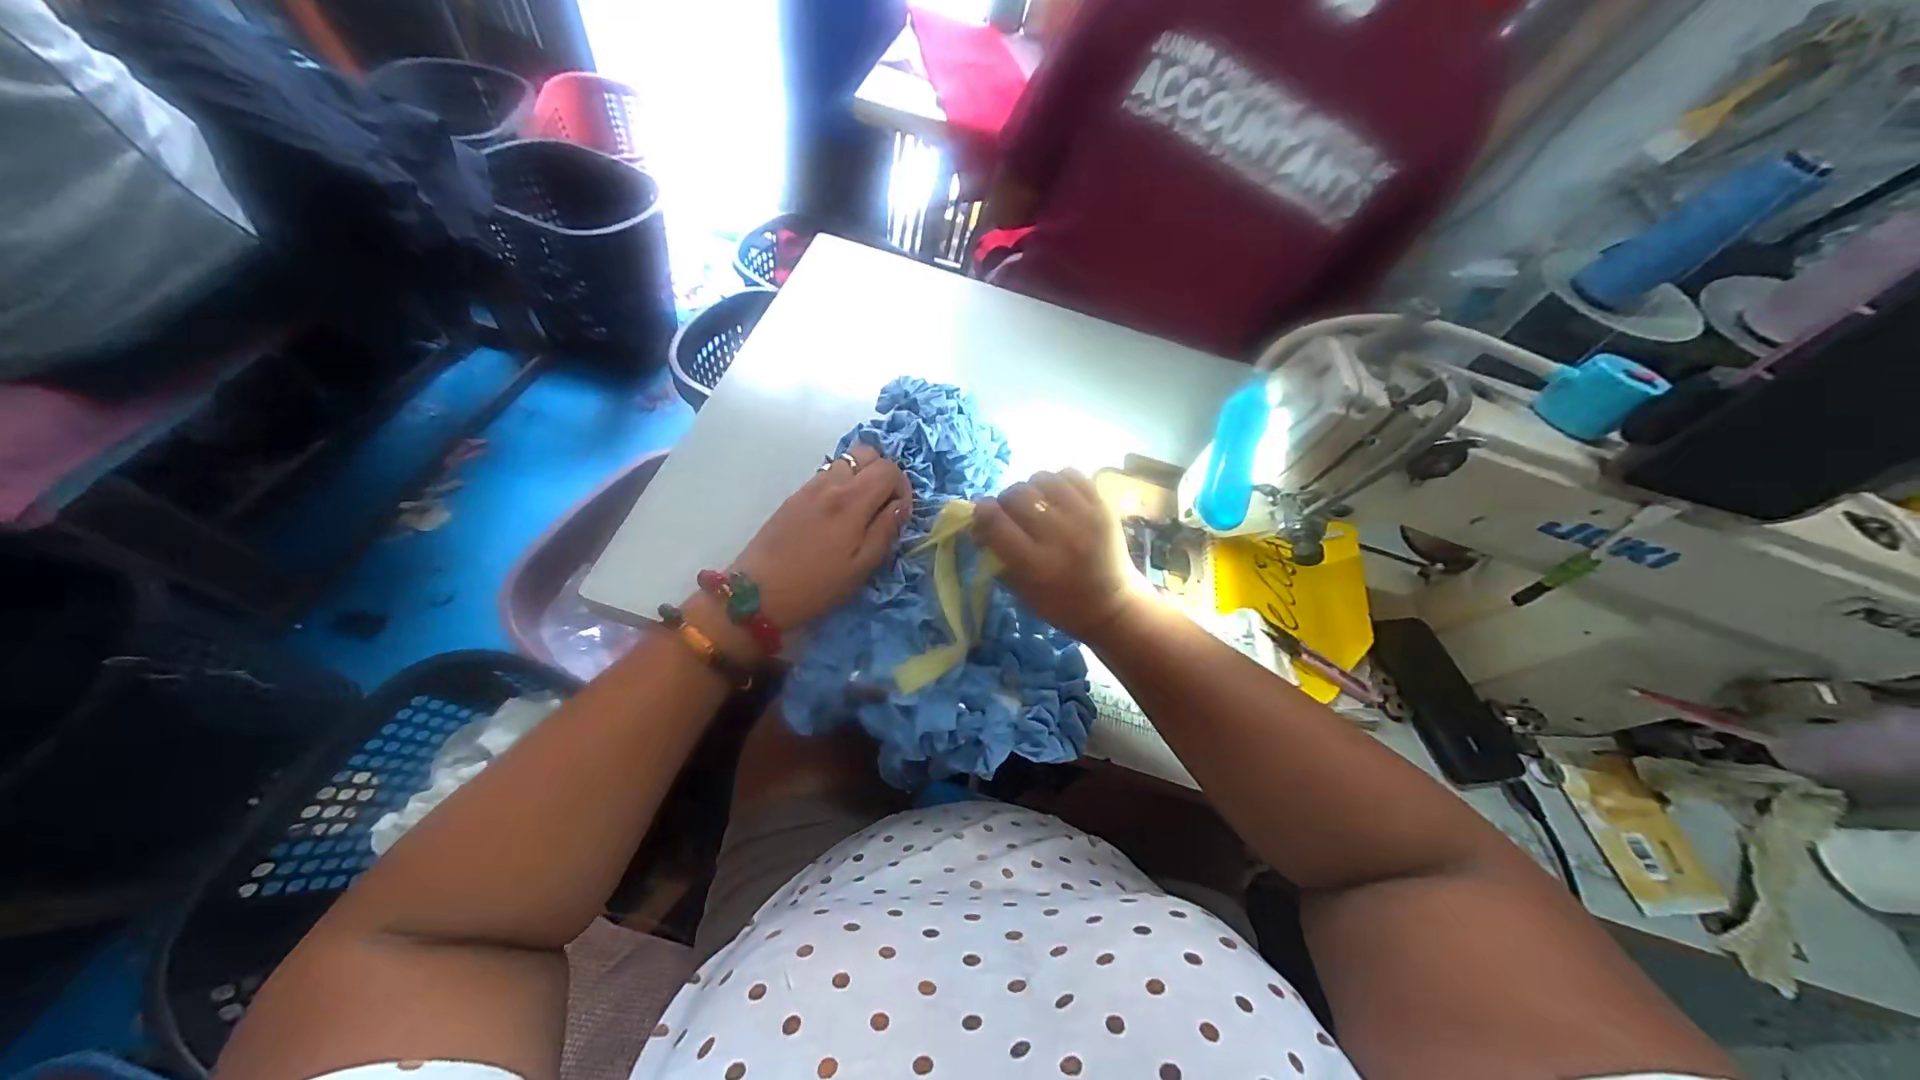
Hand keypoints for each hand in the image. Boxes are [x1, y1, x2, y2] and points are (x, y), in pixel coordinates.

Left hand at [729, 440, 911, 633]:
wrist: (759, 592)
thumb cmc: (817, 585)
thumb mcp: (862, 566)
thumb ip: (885, 530)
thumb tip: (900, 506)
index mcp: (852, 500)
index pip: (889, 469)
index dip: (902, 487)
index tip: (898, 513)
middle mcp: (831, 483)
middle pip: (867, 453)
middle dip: (883, 472)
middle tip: (882, 504)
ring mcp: (810, 486)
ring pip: (845, 461)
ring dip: (860, 476)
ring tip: (860, 509)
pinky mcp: (795, 496)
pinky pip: (826, 474)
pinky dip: (840, 483)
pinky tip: (837, 514)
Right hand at [973, 469, 1150, 645]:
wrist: (1113, 604)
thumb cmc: (1061, 604)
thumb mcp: (1022, 591)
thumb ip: (998, 556)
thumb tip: (979, 524)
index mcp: (1036, 564)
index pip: (996, 522)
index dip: (982, 513)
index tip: (982, 515)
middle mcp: (1060, 537)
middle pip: (1017, 496)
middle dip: (1005, 501)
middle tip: (1011, 513)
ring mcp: (1085, 517)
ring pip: (1041, 479)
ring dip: (1031, 488)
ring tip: (1035, 502)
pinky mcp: (1102, 506)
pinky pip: (1071, 474)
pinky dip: (1057, 481)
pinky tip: (1056, 496)